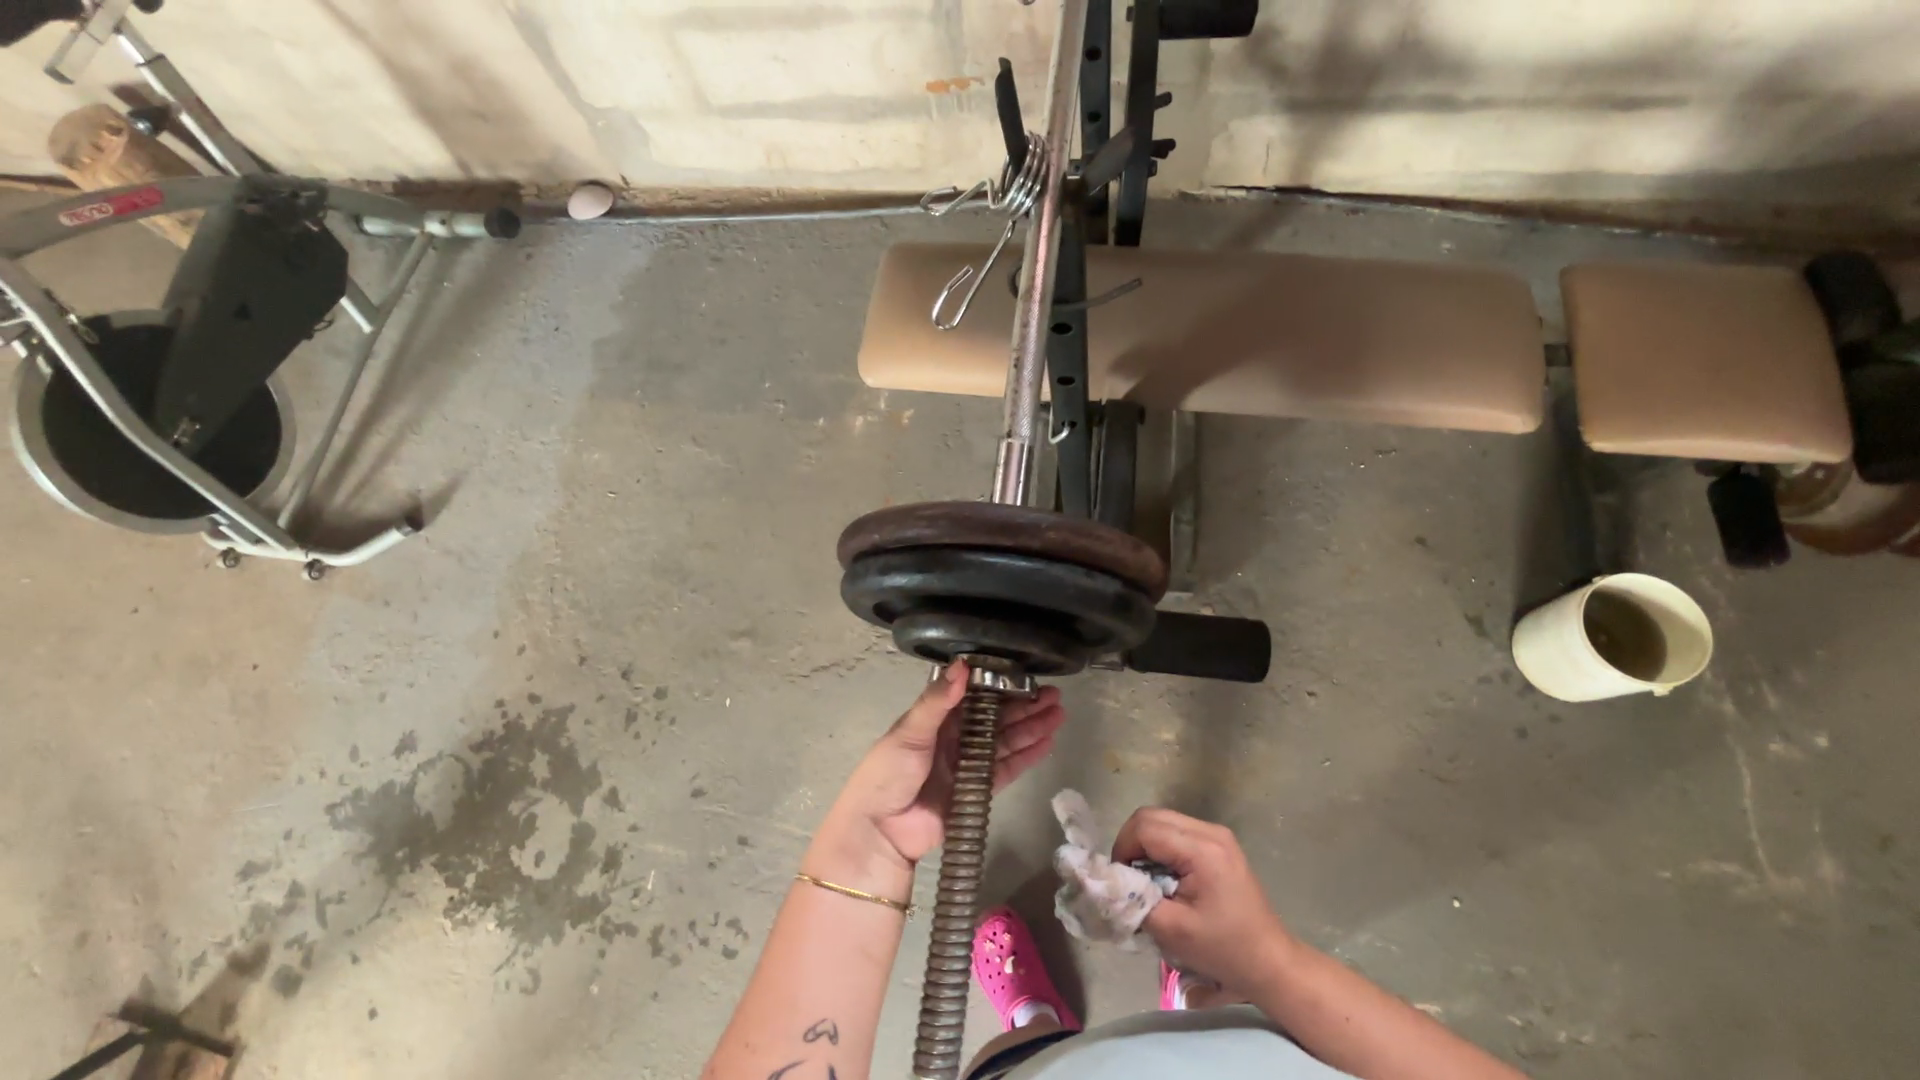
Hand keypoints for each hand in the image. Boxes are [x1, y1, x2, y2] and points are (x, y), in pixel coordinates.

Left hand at [805, 661, 1065, 888]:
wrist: (880, 829)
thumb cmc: (889, 772)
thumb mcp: (909, 731)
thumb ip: (937, 700)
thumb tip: (963, 664)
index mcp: (936, 719)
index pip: (974, 696)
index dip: (1000, 686)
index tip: (1026, 675)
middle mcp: (954, 738)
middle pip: (996, 718)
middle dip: (1025, 707)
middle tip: (1055, 695)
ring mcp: (967, 765)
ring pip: (1006, 742)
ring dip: (1031, 728)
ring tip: (1058, 715)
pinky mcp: (977, 791)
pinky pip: (1006, 770)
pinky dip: (1026, 757)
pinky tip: (1046, 743)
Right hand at [1113, 807, 1297, 995]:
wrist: (1269, 962)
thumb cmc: (1222, 949)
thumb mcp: (1171, 929)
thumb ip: (1134, 900)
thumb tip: (1109, 880)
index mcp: (1202, 849)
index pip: (1145, 827)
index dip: (1123, 849)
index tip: (1121, 880)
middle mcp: (1211, 831)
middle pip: (1152, 816)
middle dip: (1132, 843)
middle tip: (1130, 879)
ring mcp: (1218, 835)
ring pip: (1163, 821)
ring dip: (1146, 846)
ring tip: (1148, 880)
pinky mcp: (1219, 844)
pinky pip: (1178, 831)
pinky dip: (1162, 848)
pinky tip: (1167, 878)